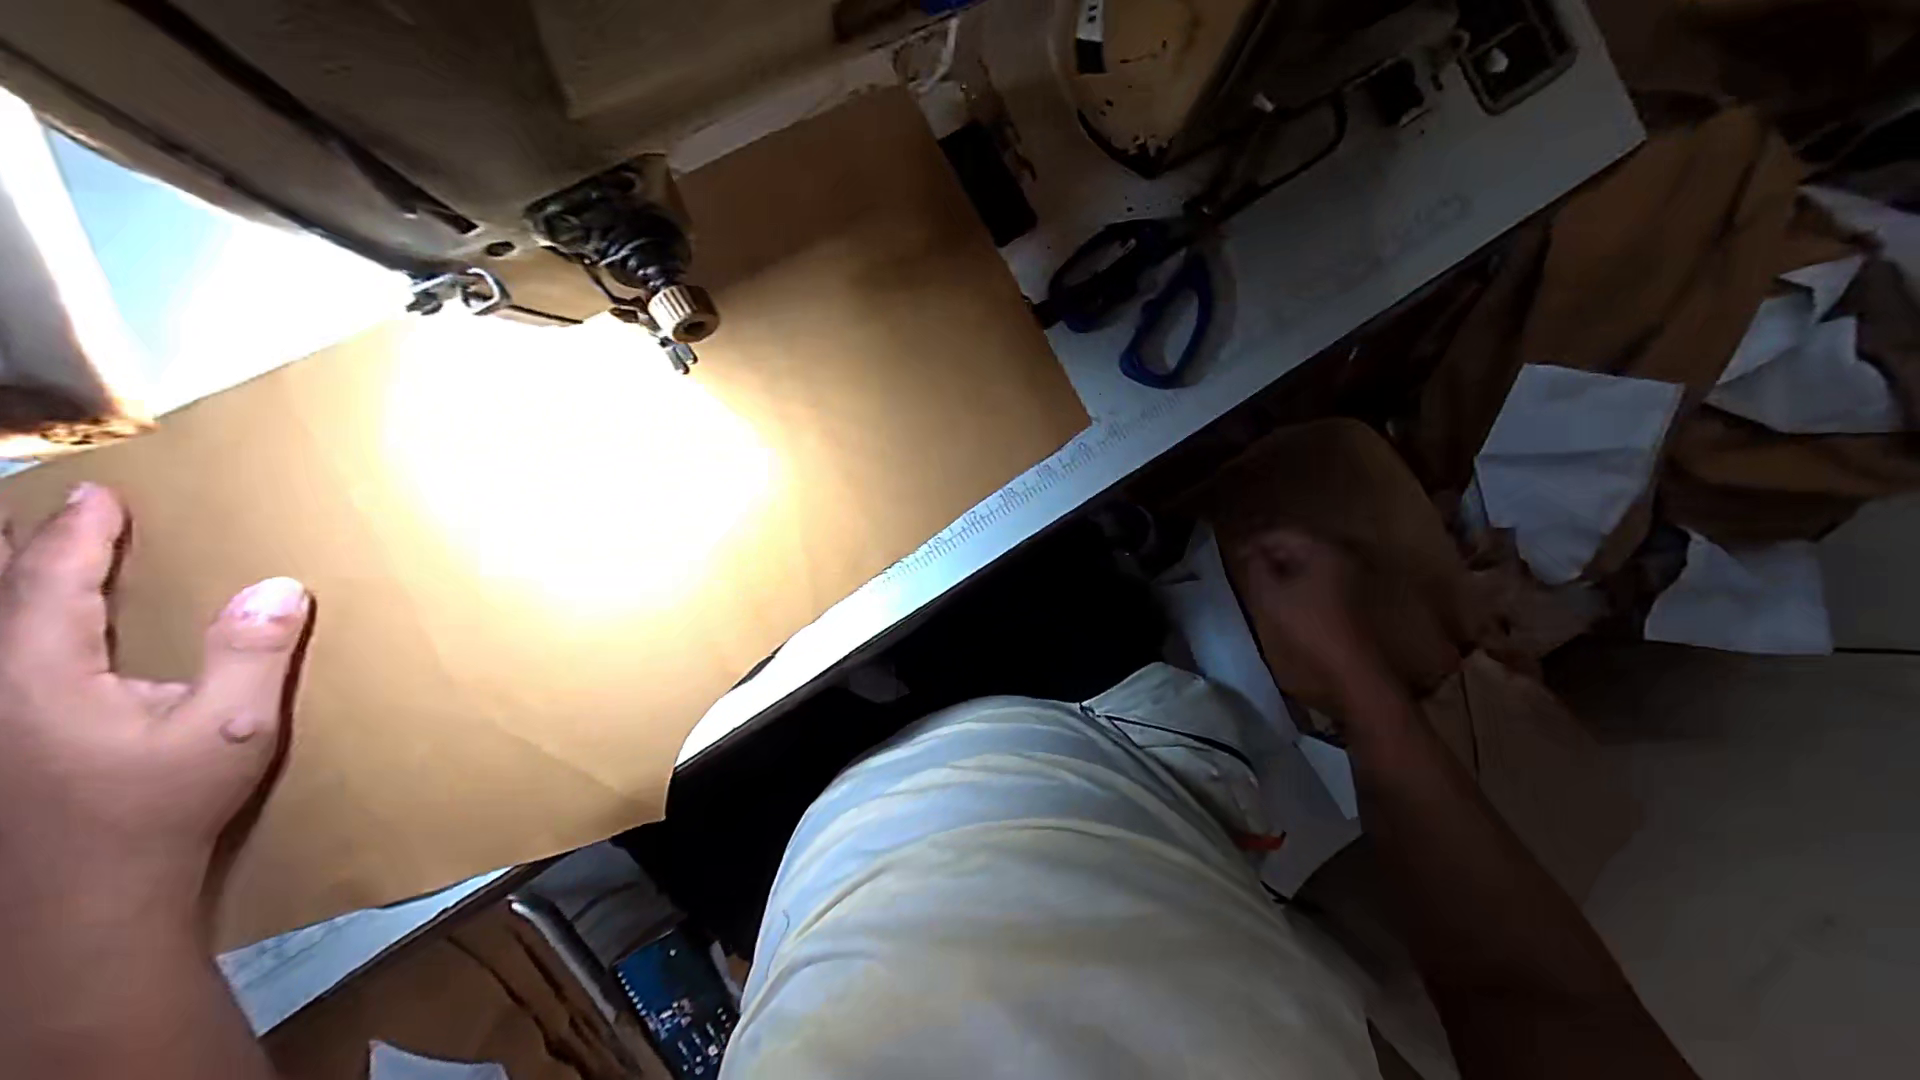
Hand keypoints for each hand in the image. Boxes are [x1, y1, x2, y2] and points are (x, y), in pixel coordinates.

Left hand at [0, 483, 309, 931]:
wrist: (85, 897)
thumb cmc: (160, 808)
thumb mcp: (230, 733)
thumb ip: (250, 657)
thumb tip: (280, 585)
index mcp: (38, 680)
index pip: (47, 585)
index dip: (79, 536)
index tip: (102, 494)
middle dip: (16, 549)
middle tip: (47, 509)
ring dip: (9, 585)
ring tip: (29, 554)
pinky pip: (0, 658)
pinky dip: (15, 623)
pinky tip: (39, 633)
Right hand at [1233, 528, 1399, 714]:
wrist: (1349, 665)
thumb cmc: (1307, 625)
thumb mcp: (1270, 594)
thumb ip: (1256, 567)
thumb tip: (1250, 554)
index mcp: (1321, 549)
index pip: (1281, 533)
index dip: (1254, 541)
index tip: (1234, 553)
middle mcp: (1339, 555)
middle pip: (1297, 544)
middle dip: (1269, 551)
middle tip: (1244, 564)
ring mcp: (1348, 575)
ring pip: (1306, 561)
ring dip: (1281, 566)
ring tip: (1257, 578)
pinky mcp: (1349, 594)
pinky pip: (1316, 575)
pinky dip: (1295, 578)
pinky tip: (1280, 592)